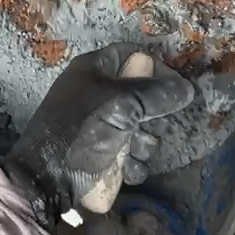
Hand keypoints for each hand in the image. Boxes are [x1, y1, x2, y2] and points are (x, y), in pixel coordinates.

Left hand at [1, 42, 194, 229]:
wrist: (47, 180)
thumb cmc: (80, 130)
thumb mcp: (121, 106)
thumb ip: (156, 94)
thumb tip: (188, 88)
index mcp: (93, 69)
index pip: (132, 55)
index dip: (154, 67)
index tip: (175, 86)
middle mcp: (97, 92)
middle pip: (142, 95)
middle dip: (150, 117)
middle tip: (145, 127)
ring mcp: (99, 123)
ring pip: (140, 127)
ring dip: (141, 144)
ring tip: (129, 153)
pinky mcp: (101, 151)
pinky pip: (130, 151)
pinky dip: (131, 162)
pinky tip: (124, 170)